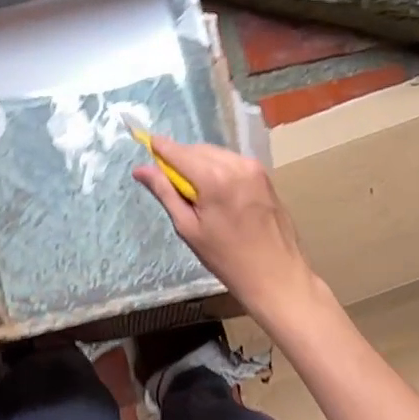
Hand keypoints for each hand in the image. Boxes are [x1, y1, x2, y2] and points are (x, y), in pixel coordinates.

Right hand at [132, 138, 325, 323]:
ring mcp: (253, 168)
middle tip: (169, 182)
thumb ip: (165, 193)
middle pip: (197, 150)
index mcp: (214, 179)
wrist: (277, 275)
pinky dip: (217, 168)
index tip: (146, 144)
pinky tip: (216, 191)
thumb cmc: (227, 258)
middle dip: (180, 159)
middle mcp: (236, 164)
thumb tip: (141, 170)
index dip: (160, 147)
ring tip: (194, 191)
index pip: (179, 152)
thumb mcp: (188, 228)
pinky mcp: (264, 175)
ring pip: (215, 153)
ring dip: (199, 163)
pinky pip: (231, 161)